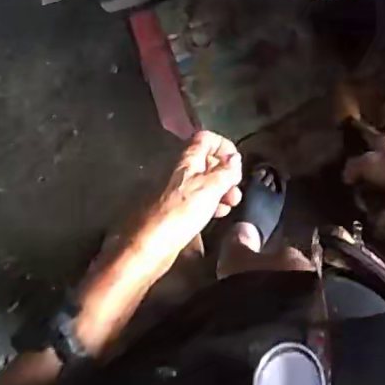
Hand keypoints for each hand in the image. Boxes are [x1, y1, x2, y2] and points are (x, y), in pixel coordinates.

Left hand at [119, 131, 243, 275]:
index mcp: (187, 160)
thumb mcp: (210, 187)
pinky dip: (211, 204)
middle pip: (207, 161)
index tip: (236, 162)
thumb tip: (235, 158)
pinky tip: (217, 215)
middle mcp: (180, 171)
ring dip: (221, 190)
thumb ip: (226, 171)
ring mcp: (176, 191)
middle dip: (226, 172)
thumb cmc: (180, 212)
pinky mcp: (175, 211)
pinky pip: (197, 201)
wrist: (148, 246)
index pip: (206, 138)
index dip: (224, 145)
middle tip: (236, 189)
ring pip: (204, 182)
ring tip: (231, 204)